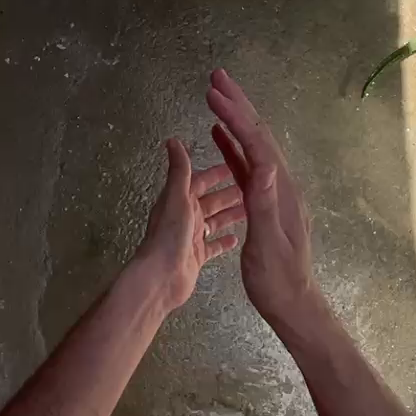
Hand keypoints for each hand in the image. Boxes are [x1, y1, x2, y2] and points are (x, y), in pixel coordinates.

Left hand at [127, 138, 245, 312]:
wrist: (162, 276)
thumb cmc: (169, 235)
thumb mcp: (177, 197)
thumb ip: (179, 170)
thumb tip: (173, 140)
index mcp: (181, 200)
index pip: (202, 180)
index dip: (218, 172)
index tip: (238, 164)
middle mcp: (186, 216)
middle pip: (211, 201)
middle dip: (230, 193)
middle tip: (253, 188)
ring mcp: (191, 237)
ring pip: (214, 221)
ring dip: (230, 214)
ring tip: (252, 209)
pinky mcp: (197, 256)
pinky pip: (213, 246)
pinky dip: (224, 241)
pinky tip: (237, 238)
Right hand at [205, 69, 323, 328]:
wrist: (293, 303)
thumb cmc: (278, 280)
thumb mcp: (268, 245)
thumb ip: (264, 204)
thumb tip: (263, 164)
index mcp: (279, 189)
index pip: (256, 143)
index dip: (236, 116)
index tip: (214, 92)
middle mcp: (279, 183)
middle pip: (257, 134)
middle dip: (238, 104)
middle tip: (216, 76)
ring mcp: (272, 190)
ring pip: (251, 144)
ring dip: (234, 118)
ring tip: (215, 95)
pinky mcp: (262, 200)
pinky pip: (244, 163)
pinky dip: (231, 144)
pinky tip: (219, 135)